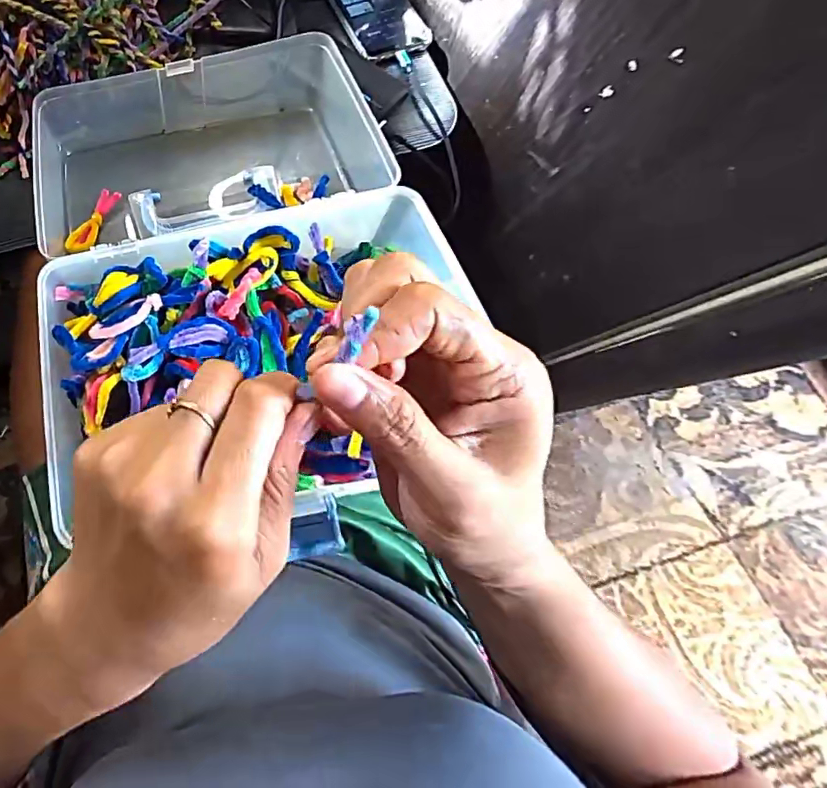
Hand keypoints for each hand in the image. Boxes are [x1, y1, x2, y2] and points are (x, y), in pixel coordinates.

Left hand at [33, 361, 316, 709]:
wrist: (103, 620)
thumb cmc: (197, 604)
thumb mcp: (264, 558)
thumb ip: (283, 475)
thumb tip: (304, 406)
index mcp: (213, 519)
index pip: (255, 406)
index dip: (281, 391)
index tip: (289, 402)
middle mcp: (160, 479)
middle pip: (217, 378)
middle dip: (243, 392)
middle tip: (246, 429)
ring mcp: (118, 458)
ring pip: (185, 393)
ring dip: (203, 417)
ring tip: (196, 467)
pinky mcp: (94, 448)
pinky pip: (152, 412)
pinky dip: (169, 432)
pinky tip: (162, 475)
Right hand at [306, 253, 555, 585]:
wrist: (483, 548)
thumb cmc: (481, 524)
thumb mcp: (445, 486)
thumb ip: (392, 424)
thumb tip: (326, 373)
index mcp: (500, 366)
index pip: (434, 308)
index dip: (381, 329)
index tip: (342, 372)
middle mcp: (466, 345)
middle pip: (403, 278)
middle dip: (360, 317)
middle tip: (340, 372)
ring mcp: (431, 350)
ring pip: (374, 292)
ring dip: (345, 330)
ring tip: (342, 384)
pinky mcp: (399, 362)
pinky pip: (355, 328)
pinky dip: (335, 351)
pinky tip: (340, 395)